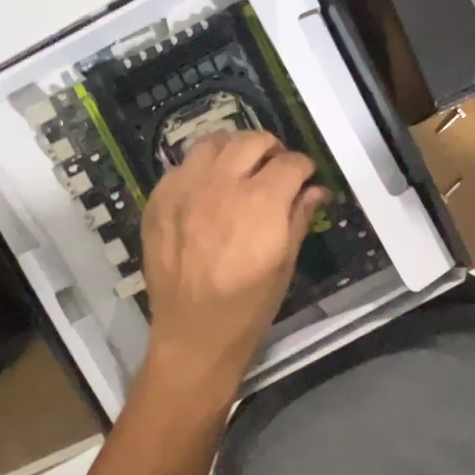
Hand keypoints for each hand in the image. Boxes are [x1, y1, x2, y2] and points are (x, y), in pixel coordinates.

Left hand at [138, 130, 327, 383]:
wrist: (194, 333)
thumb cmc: (248, 306)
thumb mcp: (285, 264)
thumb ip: (299, 218)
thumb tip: (316, 191)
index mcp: (261, 201)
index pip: (290, 162)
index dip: (304, 167)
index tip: (305, 178)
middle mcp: (221, 184)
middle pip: (251, 140)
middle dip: (270, 149)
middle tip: (274, 168)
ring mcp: (185, 189)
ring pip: (212, 143)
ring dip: (232, 149)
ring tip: (239, 168)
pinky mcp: (159, 200)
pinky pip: (181, 166)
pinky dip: (199, 169)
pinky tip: (206, 189)